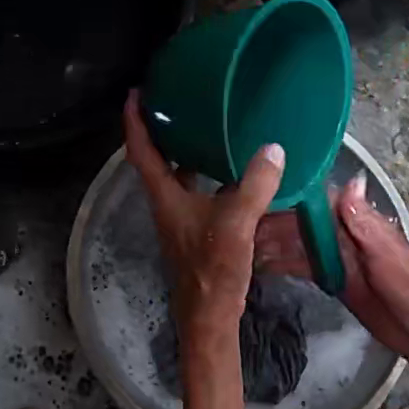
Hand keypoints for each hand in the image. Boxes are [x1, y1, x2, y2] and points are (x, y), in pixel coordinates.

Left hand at [123, 92, 284, 336]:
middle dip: (161, 130)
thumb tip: (273, 149)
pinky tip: (230, 169)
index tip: (135, 93)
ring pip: (176, 176)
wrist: (210, 315)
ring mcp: (179, 218)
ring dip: (184, 152)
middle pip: (155, 160)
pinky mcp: (195, 230)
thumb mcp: (236, 222)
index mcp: (165, 196)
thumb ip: (255, 184)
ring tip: (205, 127)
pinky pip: (195, 191)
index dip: (135, 121)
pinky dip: (206, 175)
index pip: (140, 150)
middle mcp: (166, 204)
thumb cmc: (213, 268)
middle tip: (177, 102)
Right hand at [254, 174, 408, 360]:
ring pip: (298, 246)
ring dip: (271, 246)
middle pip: (302, 225)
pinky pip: (303, 267)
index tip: (258, 196)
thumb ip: (365, 222)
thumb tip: (351, 180)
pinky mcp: (334, 280)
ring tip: (240, 248)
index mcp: (360, 224)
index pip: (318, 203)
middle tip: (237, 230)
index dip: (289, 198)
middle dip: (271, 225)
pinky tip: (258, 266)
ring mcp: (338, 258)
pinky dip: (282, 265)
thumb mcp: (388, 254)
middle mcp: (345, 236)